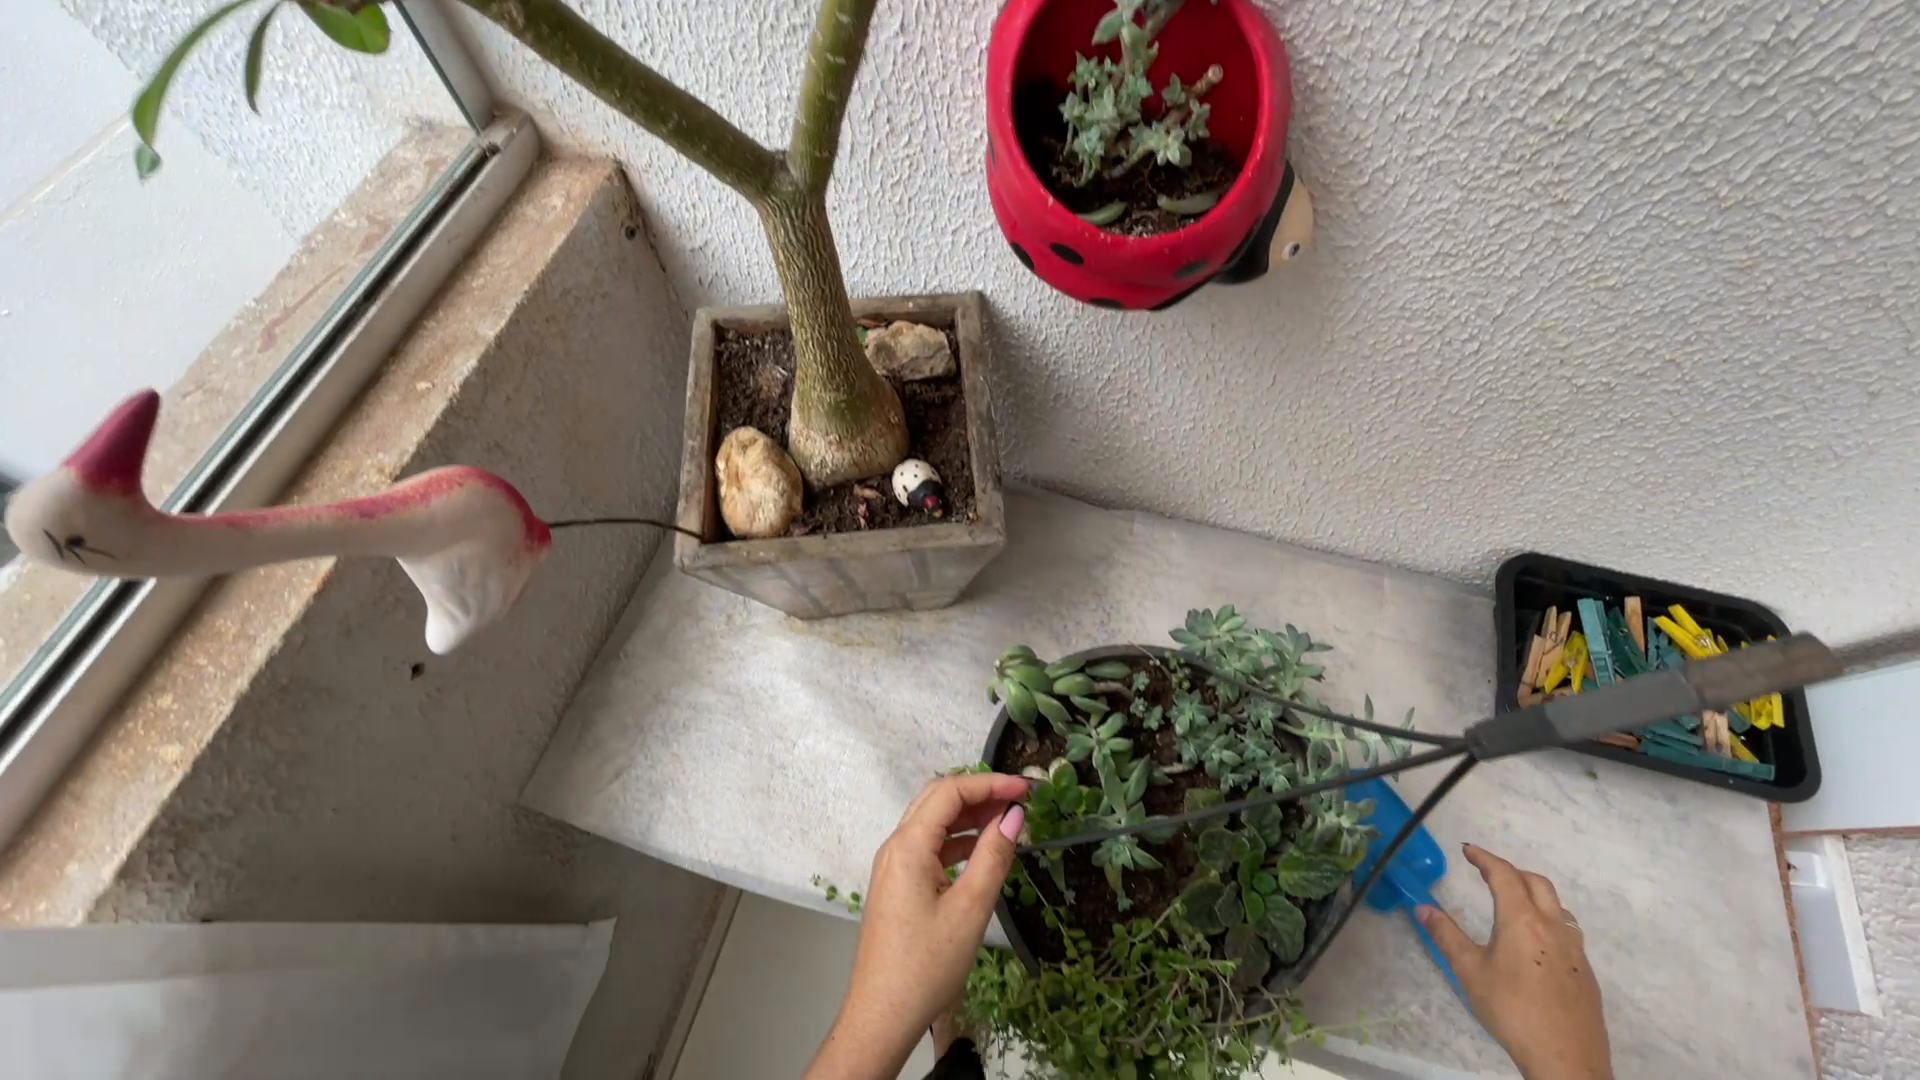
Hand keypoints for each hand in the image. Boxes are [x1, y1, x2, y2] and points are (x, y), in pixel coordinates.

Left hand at [805, 772, 1027, 1079]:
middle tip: (1018, 799)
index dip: (990, 783)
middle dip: (979, 792)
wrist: (882, 1016)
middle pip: (938, 799)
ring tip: (1008, 820)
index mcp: (908, 845)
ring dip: (969, 815)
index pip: (950, 792)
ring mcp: (894, 865)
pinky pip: (930, 846)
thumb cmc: (926, 965)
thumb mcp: (970, 910)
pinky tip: (984, 850)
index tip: (1026, 789)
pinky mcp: (899, 885)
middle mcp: (896, 846)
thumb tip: (1014, 815)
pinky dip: (958, 840)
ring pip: (933, 822)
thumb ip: (993, 856)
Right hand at [1418, 844, 1612, 1079]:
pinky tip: (1534, 943)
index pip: (1504, 875)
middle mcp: (1553, 928)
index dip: (1484, 857)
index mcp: (1522, 921)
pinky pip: (1567, 931)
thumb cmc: (1512, 1009)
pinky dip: (1547, 919)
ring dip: (1533, 894)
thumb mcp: (1469, 971)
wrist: (1567, 1060)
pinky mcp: (1586, 974)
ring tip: (1512, 902)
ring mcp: (1576, 951)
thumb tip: (1422, 907)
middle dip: (1511, 871)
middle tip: (1487, 873)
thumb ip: (1446, 935)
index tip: (1467, 849)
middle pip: (1537, 883)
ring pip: (1557, 906)